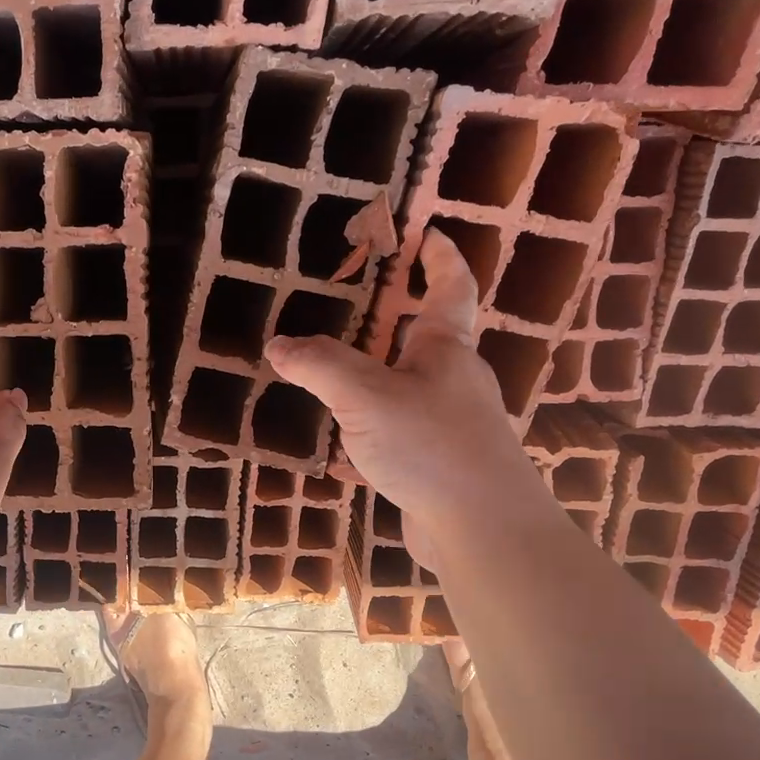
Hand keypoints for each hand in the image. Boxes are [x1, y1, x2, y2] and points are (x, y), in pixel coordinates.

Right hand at [265, 229, 549, 567]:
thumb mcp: (365, 396)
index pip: (450, 288)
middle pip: (429, 339)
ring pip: (409, 391)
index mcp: (446, 349)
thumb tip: (278, 344)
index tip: (425, 233)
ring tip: (333, 379)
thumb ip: (320, 366)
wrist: (481, 526)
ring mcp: (450, 425)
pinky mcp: (439, 465)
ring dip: (377, 381)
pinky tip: (340, 453)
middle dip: (397, 321)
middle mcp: (455, 381)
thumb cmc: (431, 444)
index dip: (440, 257)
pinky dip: (370, 433)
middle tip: (356, 307)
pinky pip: (399, 435)